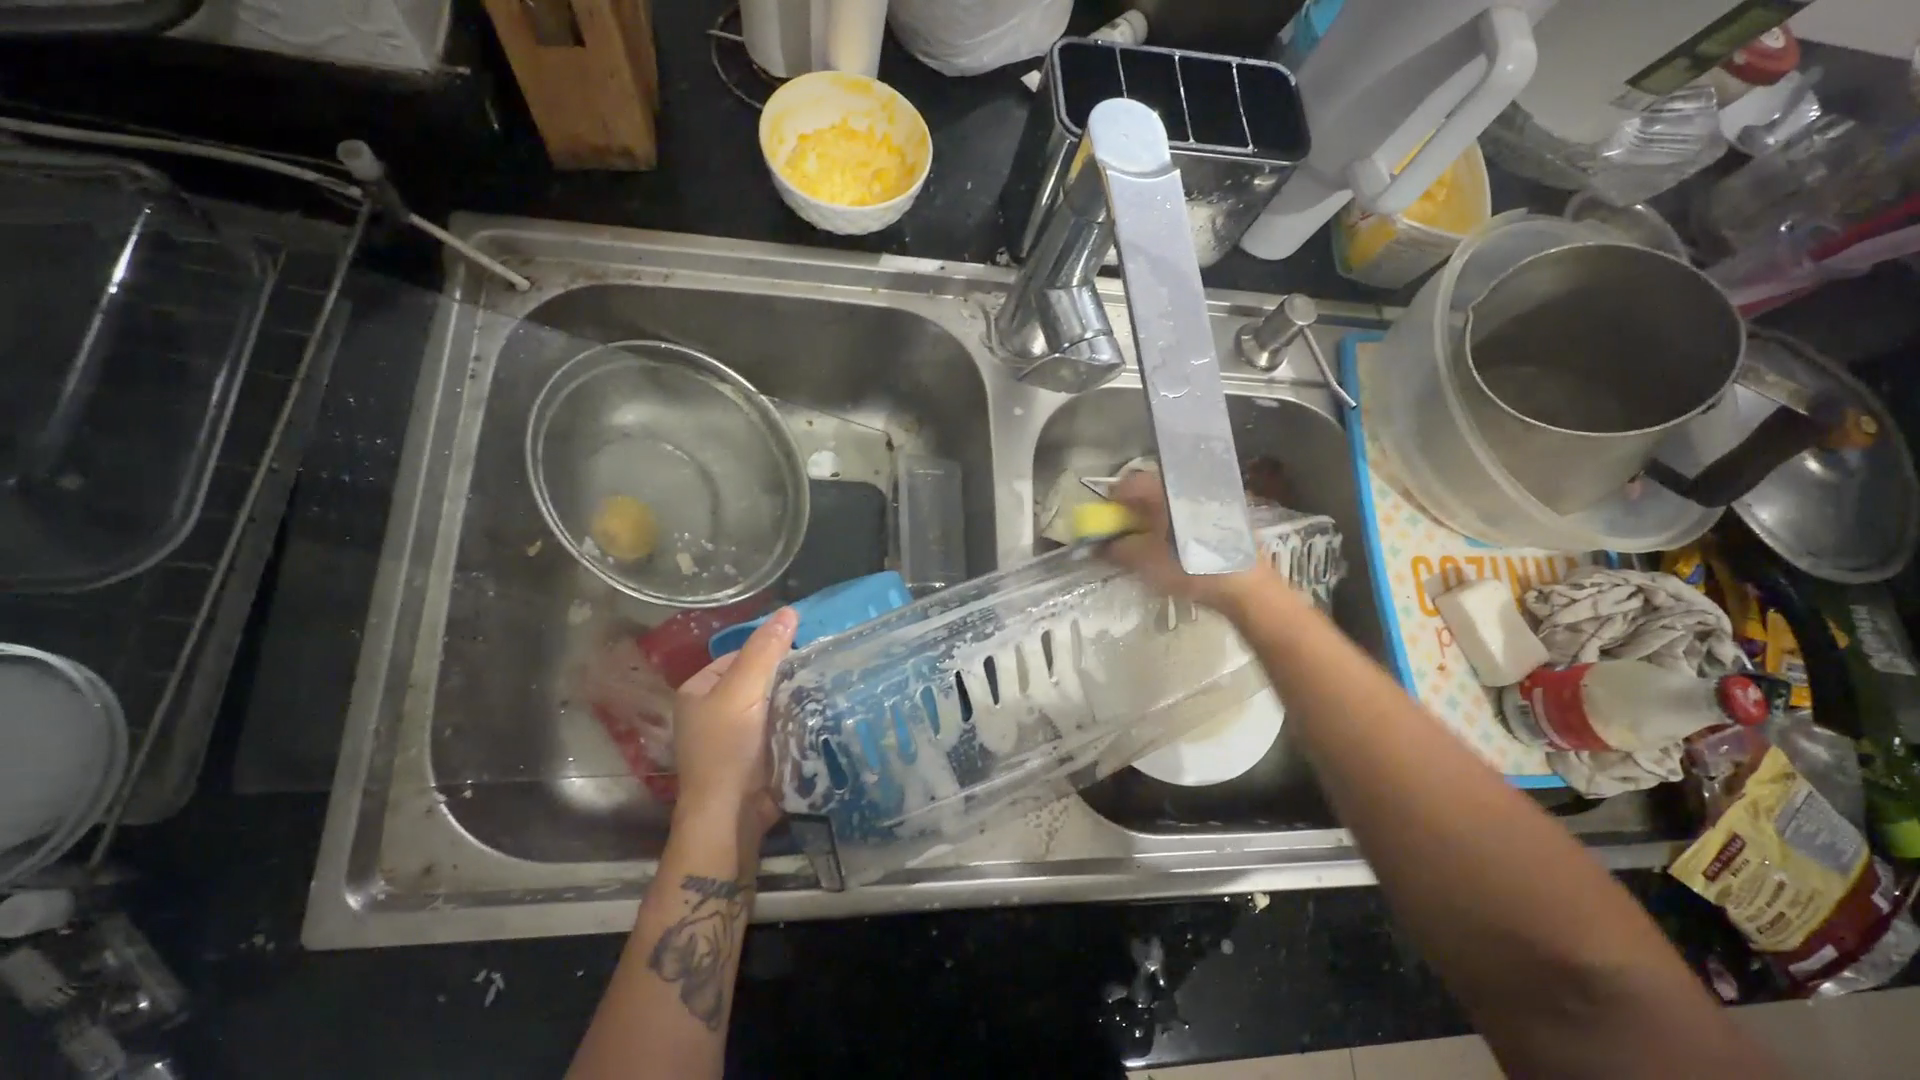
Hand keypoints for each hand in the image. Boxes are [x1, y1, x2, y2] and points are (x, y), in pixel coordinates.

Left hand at [671, 608, 796, 840]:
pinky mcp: (754, 759)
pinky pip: (779, 731)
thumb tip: (789, 611)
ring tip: (824, 693)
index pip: (739, 656)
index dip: (769, 653)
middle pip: (757, 682)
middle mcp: (711, 712)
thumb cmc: (728, 747)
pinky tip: (819, 719)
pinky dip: (796, 726)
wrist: (731, 814)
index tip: (801, 655)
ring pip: (771, 707)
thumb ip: (765, 651)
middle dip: (785, 680)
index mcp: (698, 691)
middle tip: (817, 675)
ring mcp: (733, 739)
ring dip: (794, 703)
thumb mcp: (743, 690)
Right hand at [1103, 472, 1278, 618]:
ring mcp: (1211, 497)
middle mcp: (1188, 486)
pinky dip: (1180, 521)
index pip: (1128, 483)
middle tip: (1129, 533)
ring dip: (1159, 515)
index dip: (1112, 501)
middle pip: (1152, 489)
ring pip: (1175, 500)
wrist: (1245, 584)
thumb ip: (1117, 550)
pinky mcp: (1228, 512)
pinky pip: (1194, 509)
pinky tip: (1183, 545)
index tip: (1108, 520)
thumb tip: (1099, 546)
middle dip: (1136, 508)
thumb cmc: (1190, 568)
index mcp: (1165, 491)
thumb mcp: (1145, 563)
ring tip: (1155, 541)